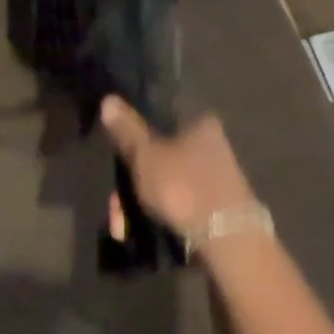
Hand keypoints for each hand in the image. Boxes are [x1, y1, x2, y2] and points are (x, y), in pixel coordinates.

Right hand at [98, 95, 255, 234]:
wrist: (224, 235)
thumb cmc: (183, 186)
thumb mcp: (146, 155)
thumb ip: (127, 130)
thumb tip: (109, 98)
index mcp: (200, 125)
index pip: (157, 121)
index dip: (130, 140)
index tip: (113, 159)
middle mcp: (209, 145)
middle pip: (154, 157)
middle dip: (127, 184)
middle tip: (114, 207)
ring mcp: (211, 175)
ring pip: (159, 183)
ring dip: (133, 203)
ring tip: (121, 226)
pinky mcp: (210, 201)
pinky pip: (171, 202)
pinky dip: (151, 213)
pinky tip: (134, 230)